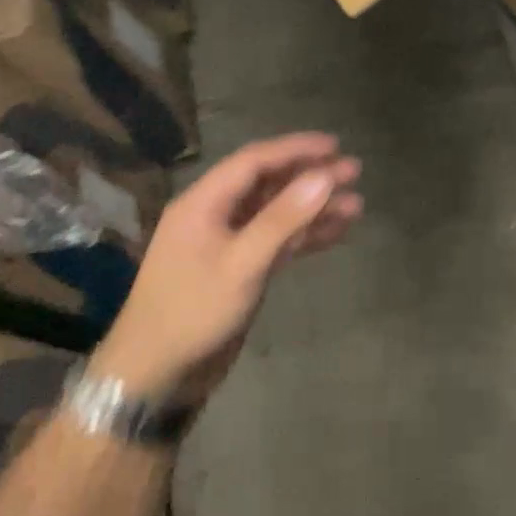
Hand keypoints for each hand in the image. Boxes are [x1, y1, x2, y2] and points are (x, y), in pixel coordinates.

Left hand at [88, 133, 362, 397]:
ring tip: (357, 204)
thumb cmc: (193, 310)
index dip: (295, 149)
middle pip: (269, 185)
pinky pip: (280, 240)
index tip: (337, 145)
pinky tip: (339, 232)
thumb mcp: (243, 262)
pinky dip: (308, 234)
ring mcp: (228, 244)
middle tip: (355, 171)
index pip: (254, 162)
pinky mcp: (241, 268)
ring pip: (279, 213)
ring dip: (316, 207)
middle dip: (312, 176)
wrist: (158, 370)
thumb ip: (284, 218)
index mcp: (203, 206)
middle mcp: (215, 217)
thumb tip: (325, 177)